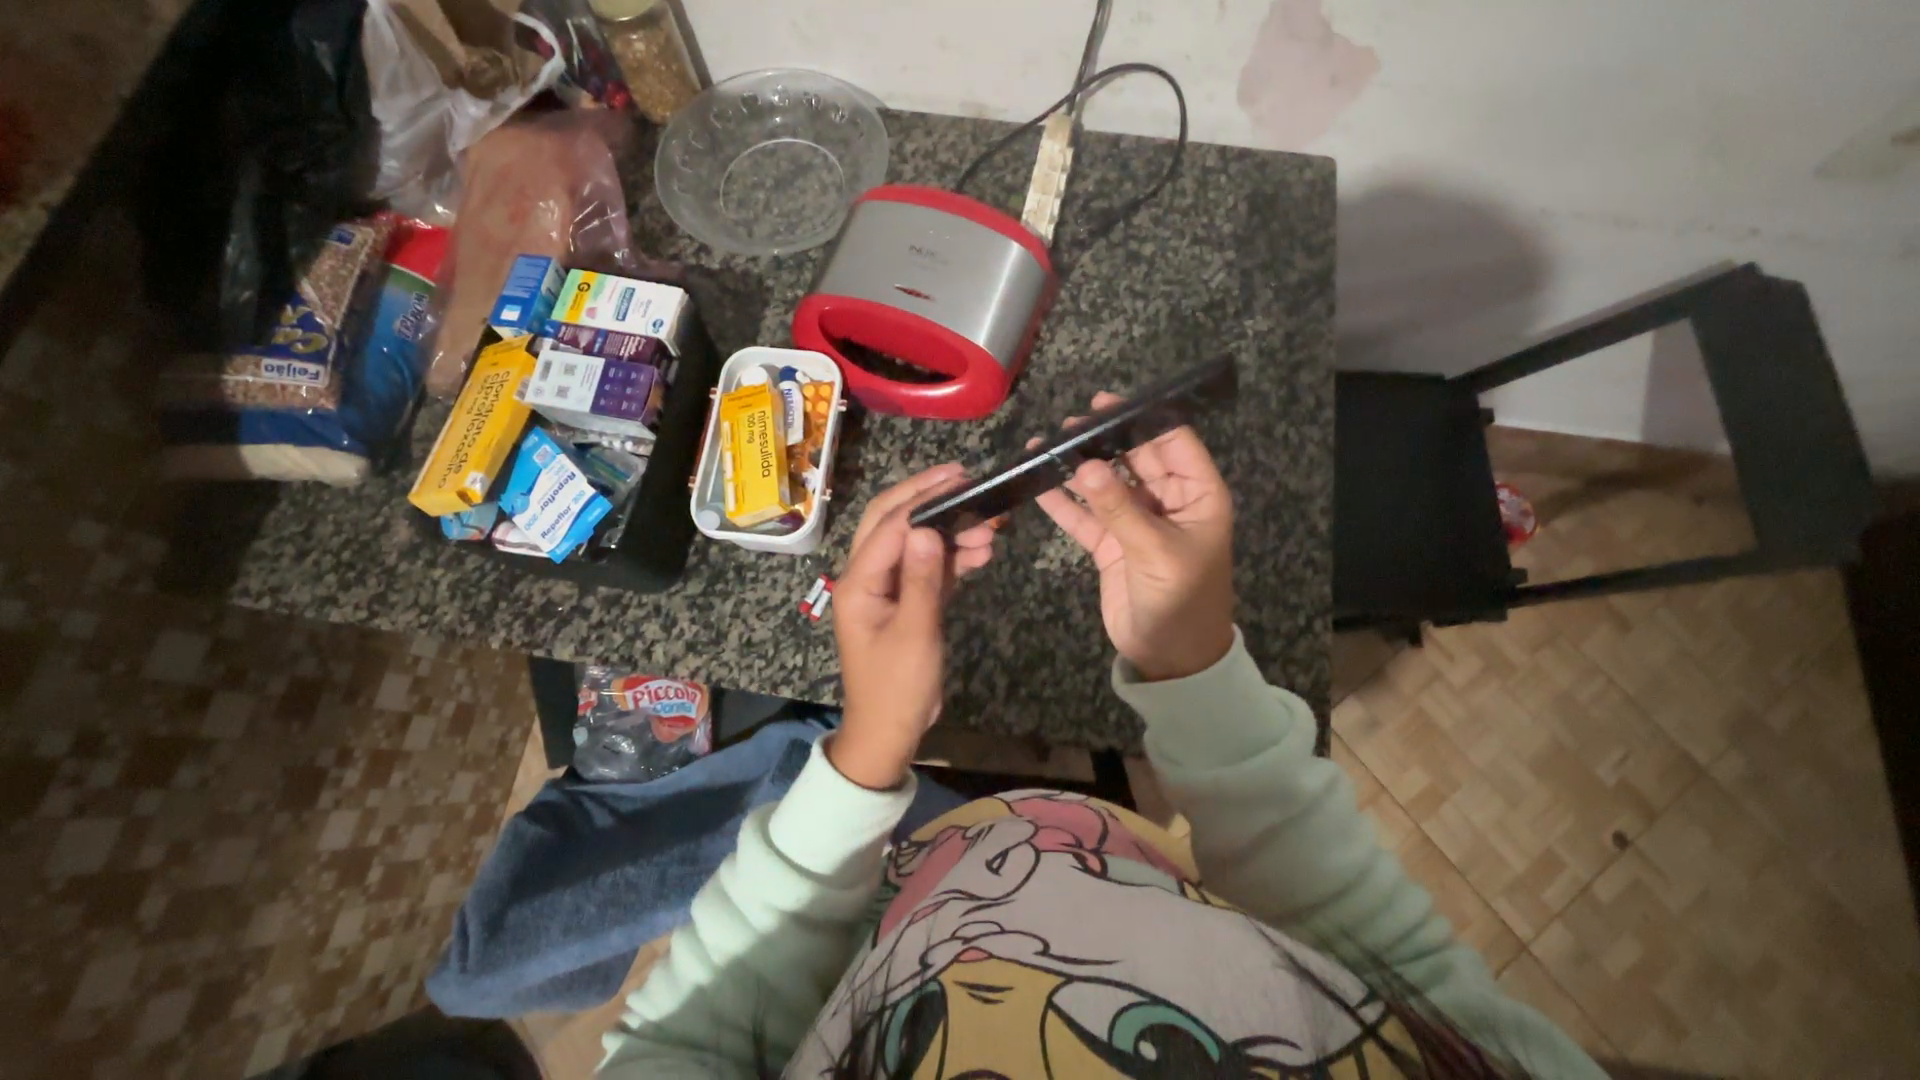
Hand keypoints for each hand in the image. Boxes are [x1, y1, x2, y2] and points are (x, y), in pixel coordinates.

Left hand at [830, 464, 996, 788]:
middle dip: (928, 498)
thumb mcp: (914, 635)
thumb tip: (927, 528)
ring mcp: (886, 589)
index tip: (960, 477)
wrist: (890, 732)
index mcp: (858, 583)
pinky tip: (982, 553)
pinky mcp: (906, 602)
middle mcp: (867, 577)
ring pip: (914, 543)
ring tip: (988, 527)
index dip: (923, 498)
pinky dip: (953, 558)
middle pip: (892, 521)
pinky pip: (927, 568)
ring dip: (948, 531)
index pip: (889, 525)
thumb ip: (922, 580)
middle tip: (967, 480)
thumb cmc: (897, 688)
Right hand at [1035, 394, 1235, 681]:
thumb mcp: (1157, 552)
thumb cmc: (1182, 601)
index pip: (1173, 443)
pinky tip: (1038, 483)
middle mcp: (1168, 501)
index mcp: (1198, 495)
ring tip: (1046, 445)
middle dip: (1103, 441)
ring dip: (1077, 467)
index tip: (1106, 404)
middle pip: (1134, 458)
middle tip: (1068, 424)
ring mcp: (1136, 522)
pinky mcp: (1111, 544)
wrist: (1171, 658)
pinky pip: (1085, 516)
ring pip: (1105, 484)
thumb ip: (1119, 508)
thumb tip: (1084, 466)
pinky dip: (1063, 502)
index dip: (1143, 419)